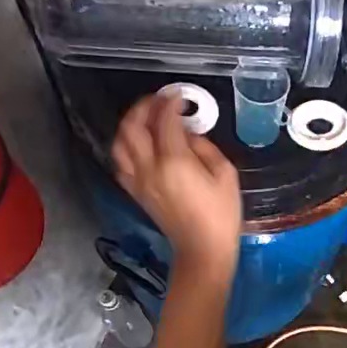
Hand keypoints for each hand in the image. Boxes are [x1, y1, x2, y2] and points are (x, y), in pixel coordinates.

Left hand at [112, 91, 241, 276]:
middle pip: (133, 126)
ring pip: (120, 143)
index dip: (171, 103)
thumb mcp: (226, 175)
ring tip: (145, 118)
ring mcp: (139, 181)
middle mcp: (150, 168)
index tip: (179, 96)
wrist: (203, 251)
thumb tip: (189, 135)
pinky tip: (139, 145)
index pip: (165, 120)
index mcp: (175, 162)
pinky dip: (126, 148)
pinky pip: (121, 163)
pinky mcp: (136, 193)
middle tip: (158, 101)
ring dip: (130, 125)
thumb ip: (205, 148)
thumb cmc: (221, 216)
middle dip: (144, 107)